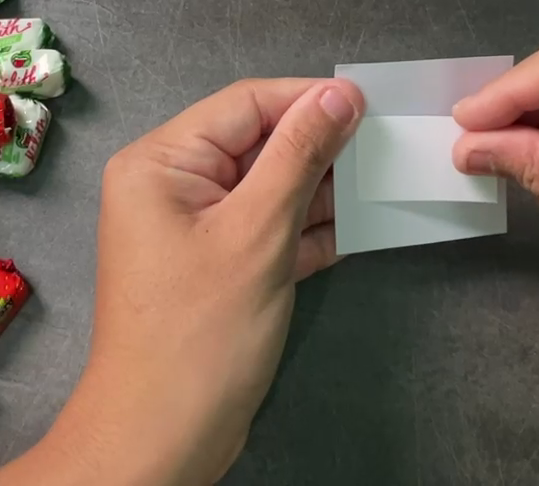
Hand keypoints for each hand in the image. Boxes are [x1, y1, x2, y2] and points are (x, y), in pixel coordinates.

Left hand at [0, 78, 363, 485]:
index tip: (367, 102)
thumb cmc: (202, 333)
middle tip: (378, 148)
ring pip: (265, 185)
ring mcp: (193, 223)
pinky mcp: (214, 260)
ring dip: (316, 190)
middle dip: (315, 149)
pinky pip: (263, 225)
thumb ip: (300, 155)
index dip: (307, 99)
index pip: (245, 105)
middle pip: (256, 143)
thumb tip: (340, 94)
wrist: (160, 445)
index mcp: (162, 160)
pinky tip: (349, 229)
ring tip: (373, 185)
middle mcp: (172, 182)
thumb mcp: (257, 232)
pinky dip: (303, 228)